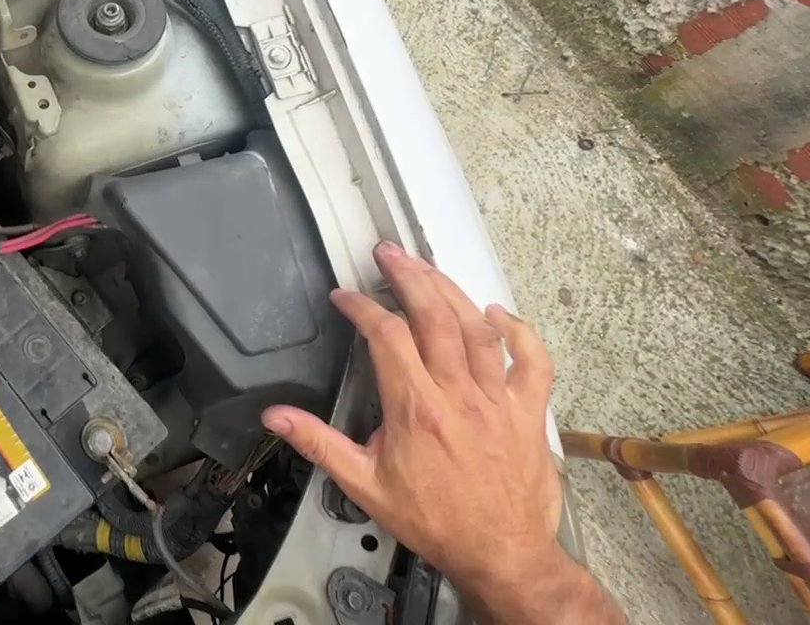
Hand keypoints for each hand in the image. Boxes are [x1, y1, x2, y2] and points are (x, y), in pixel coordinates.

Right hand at [261, 243, 617, 623]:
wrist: (506, 558)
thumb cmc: (437, 521)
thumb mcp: (364, 485)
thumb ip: (317, 443)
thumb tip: (275, 416)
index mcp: (417, 409)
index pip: (386, 335)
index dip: (361, 307)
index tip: (345, 298)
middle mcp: (459, 397)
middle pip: (435, 317)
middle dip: (408, 277)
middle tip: (388, 253)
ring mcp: (499, 402)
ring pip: (479, 328)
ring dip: (450, 290)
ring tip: (426, 267)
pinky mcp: (527, 413)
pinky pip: (534, 362)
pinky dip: (518, 332)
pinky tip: (497, 312)